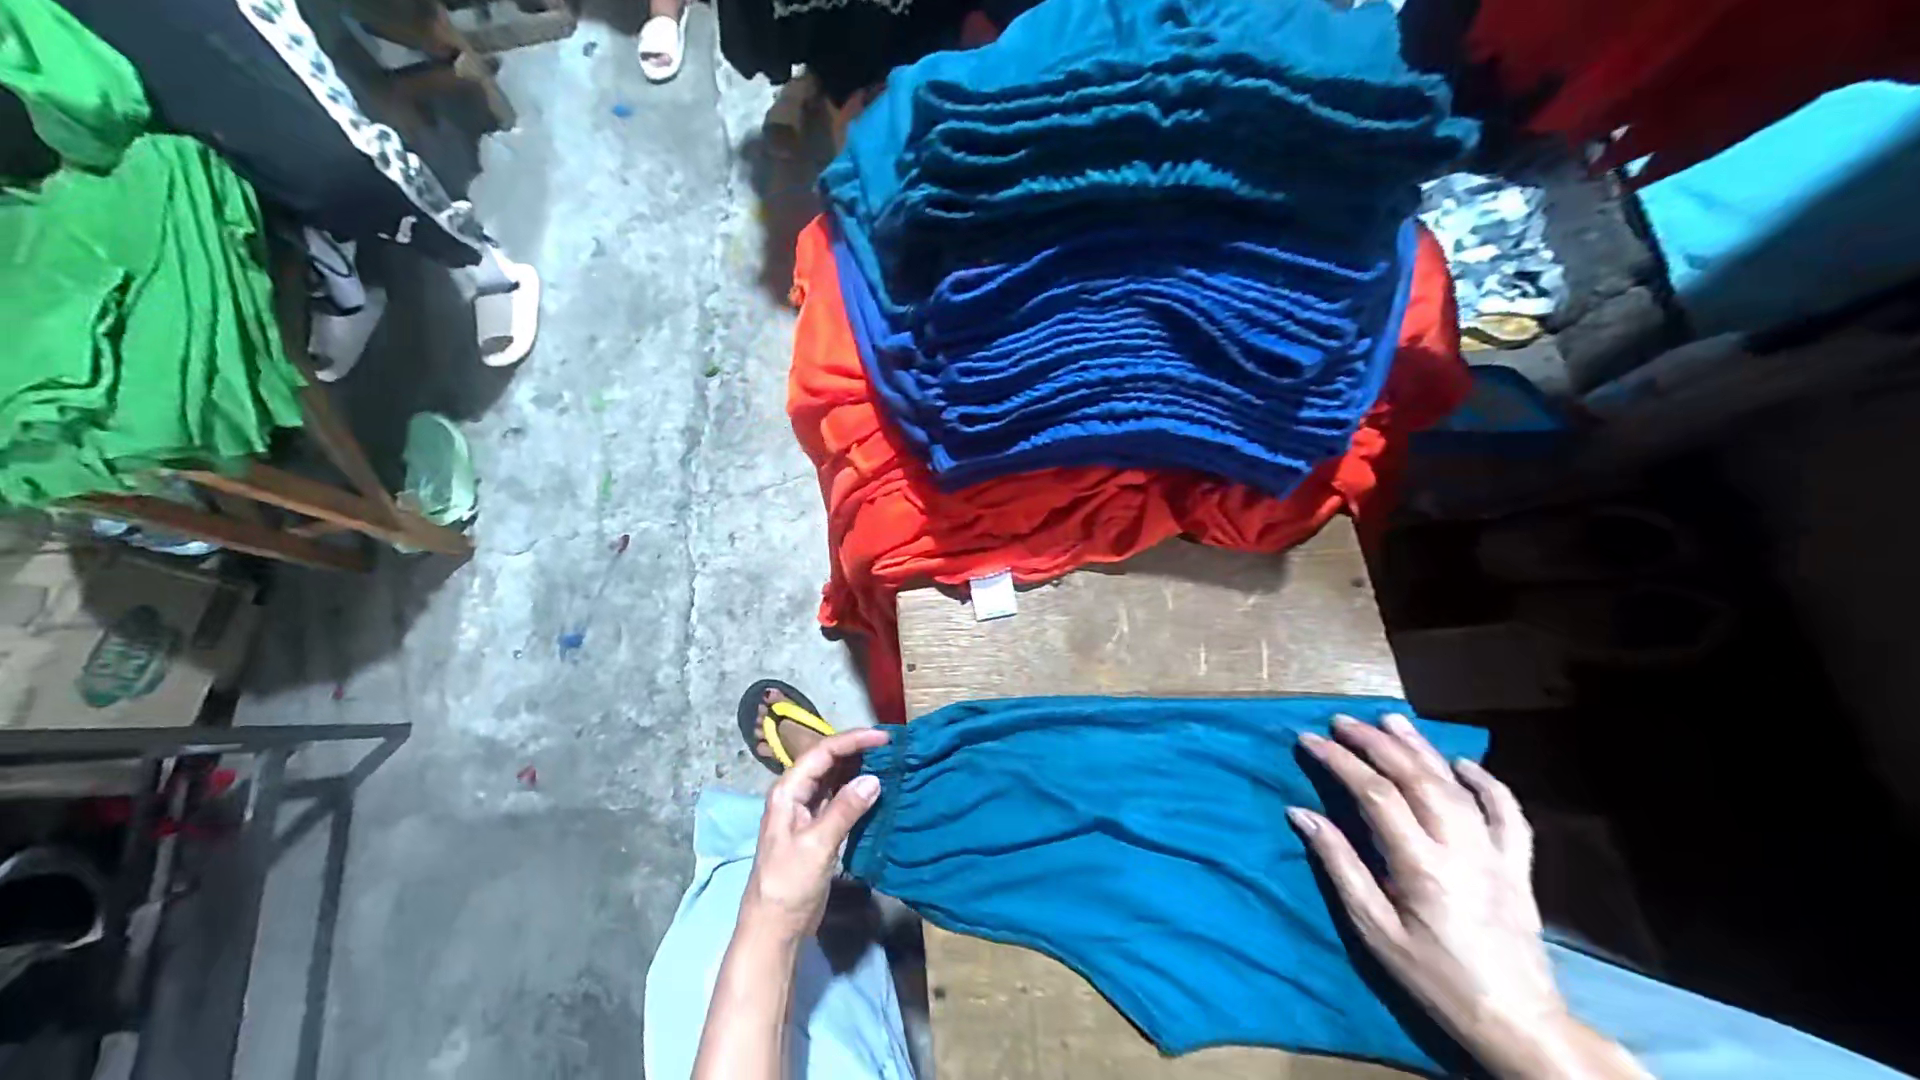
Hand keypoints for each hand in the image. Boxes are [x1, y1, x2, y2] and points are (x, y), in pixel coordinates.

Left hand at [742, 727, 888, 941]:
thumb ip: (844, 810)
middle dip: (858, 749)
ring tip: (889, 760)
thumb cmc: (788, 884)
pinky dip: (857, 789)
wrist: (774, 928)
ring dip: (859, 767)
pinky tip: (876, 787)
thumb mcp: (817, 845)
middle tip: (891, 746)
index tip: (884, 738)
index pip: (823, 752)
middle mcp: (796, 794)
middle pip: (828, 760)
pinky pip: (839, 797)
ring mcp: (806, 810)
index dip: (853, 740)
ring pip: (835, 777)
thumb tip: (874, 779)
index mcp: (788, 790)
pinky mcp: (817, 827)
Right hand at [1291, 715, 1646, 1078]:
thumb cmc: (1434, 979)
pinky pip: (1508, 816)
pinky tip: (1463, 764)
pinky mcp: (1519, 868)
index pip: (1375, 795)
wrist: (1517, 1023)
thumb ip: (1339, 866)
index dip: (1339, 762)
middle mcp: (1462, 851)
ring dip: (1421, 749)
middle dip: (1375, 743)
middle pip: (1416, 779)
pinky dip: (1487, 784)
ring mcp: (1496, 857)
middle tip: (1342, 722)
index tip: (1309, 741)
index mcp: (1422, 867)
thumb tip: (1301, 814)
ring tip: (1390, 721)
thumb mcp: (1374, 930)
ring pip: (1457, 787)